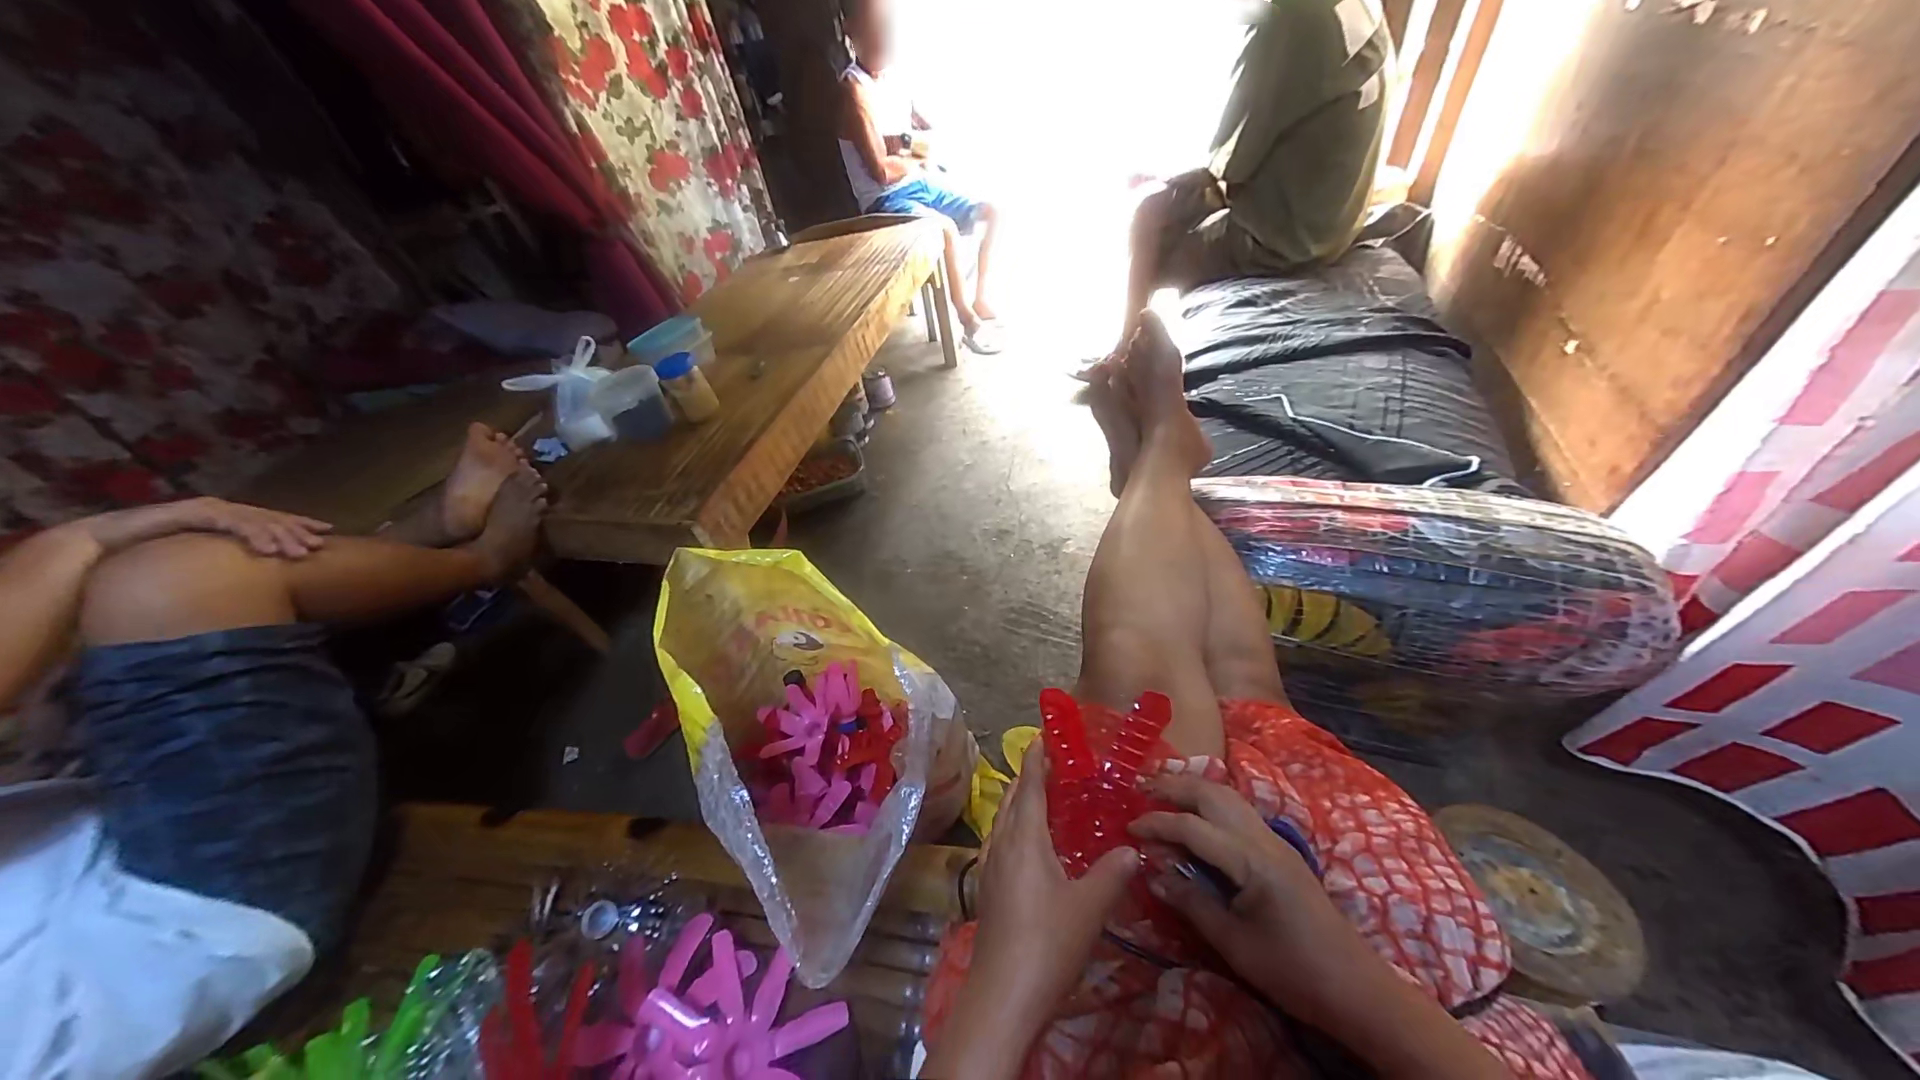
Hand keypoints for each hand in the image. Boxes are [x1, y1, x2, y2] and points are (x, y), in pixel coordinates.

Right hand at [87, 497, 332, 558]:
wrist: (103, 542)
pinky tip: (267, 549)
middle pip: (271, 519)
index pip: (274, 519)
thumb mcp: (207, 554)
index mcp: (230, 517)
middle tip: (318, 547)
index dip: (301, 524)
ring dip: (280, 536)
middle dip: (297, 532)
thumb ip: (231, 555)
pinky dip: (252, 534)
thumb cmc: (158, 552)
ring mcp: (209, 508)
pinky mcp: (192, 513)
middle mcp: (224, 509)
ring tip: (297, 553)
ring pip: (256, 520)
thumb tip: (263, 572)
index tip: (328, 533)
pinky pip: (230, 523)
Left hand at [974, 736, 1140, 1014]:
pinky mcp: (988, 890)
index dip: (1036, 759)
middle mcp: (1001, 844)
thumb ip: (1113, 873)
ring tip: (1046, 801)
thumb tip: (1133, 849)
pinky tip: (1033, 848)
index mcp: (1024, 838)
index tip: (1043, 736)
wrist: (1002, 995)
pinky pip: (1001, 843)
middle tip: (1055, 767)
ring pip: (1004, 821)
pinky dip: (1016, 829)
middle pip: (1012, 799)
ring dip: (1021, 804)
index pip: (1028, 786)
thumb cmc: (1048, 942)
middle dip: (1029, 778)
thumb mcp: (1090, 907)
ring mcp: (990, 868)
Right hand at [1129, 772, 1360, 1023]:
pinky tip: (1196, 815)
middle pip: (1213, 795)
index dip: (1156, 824)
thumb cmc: (1293, 971)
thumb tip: (1152, 873)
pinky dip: (1210, 803)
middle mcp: (1264, 840)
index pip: (1192, 827)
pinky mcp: (1281, 851)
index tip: (1127, 828)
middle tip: (1140, 790)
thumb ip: (1191, 902)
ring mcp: (1276, 842)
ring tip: (1161, 792)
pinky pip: (1239, 811)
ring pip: (1229, 796)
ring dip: (1193, 788)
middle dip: (1173, 786)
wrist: (1357, 989)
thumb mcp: (1234, 943)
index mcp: (1252, 861)